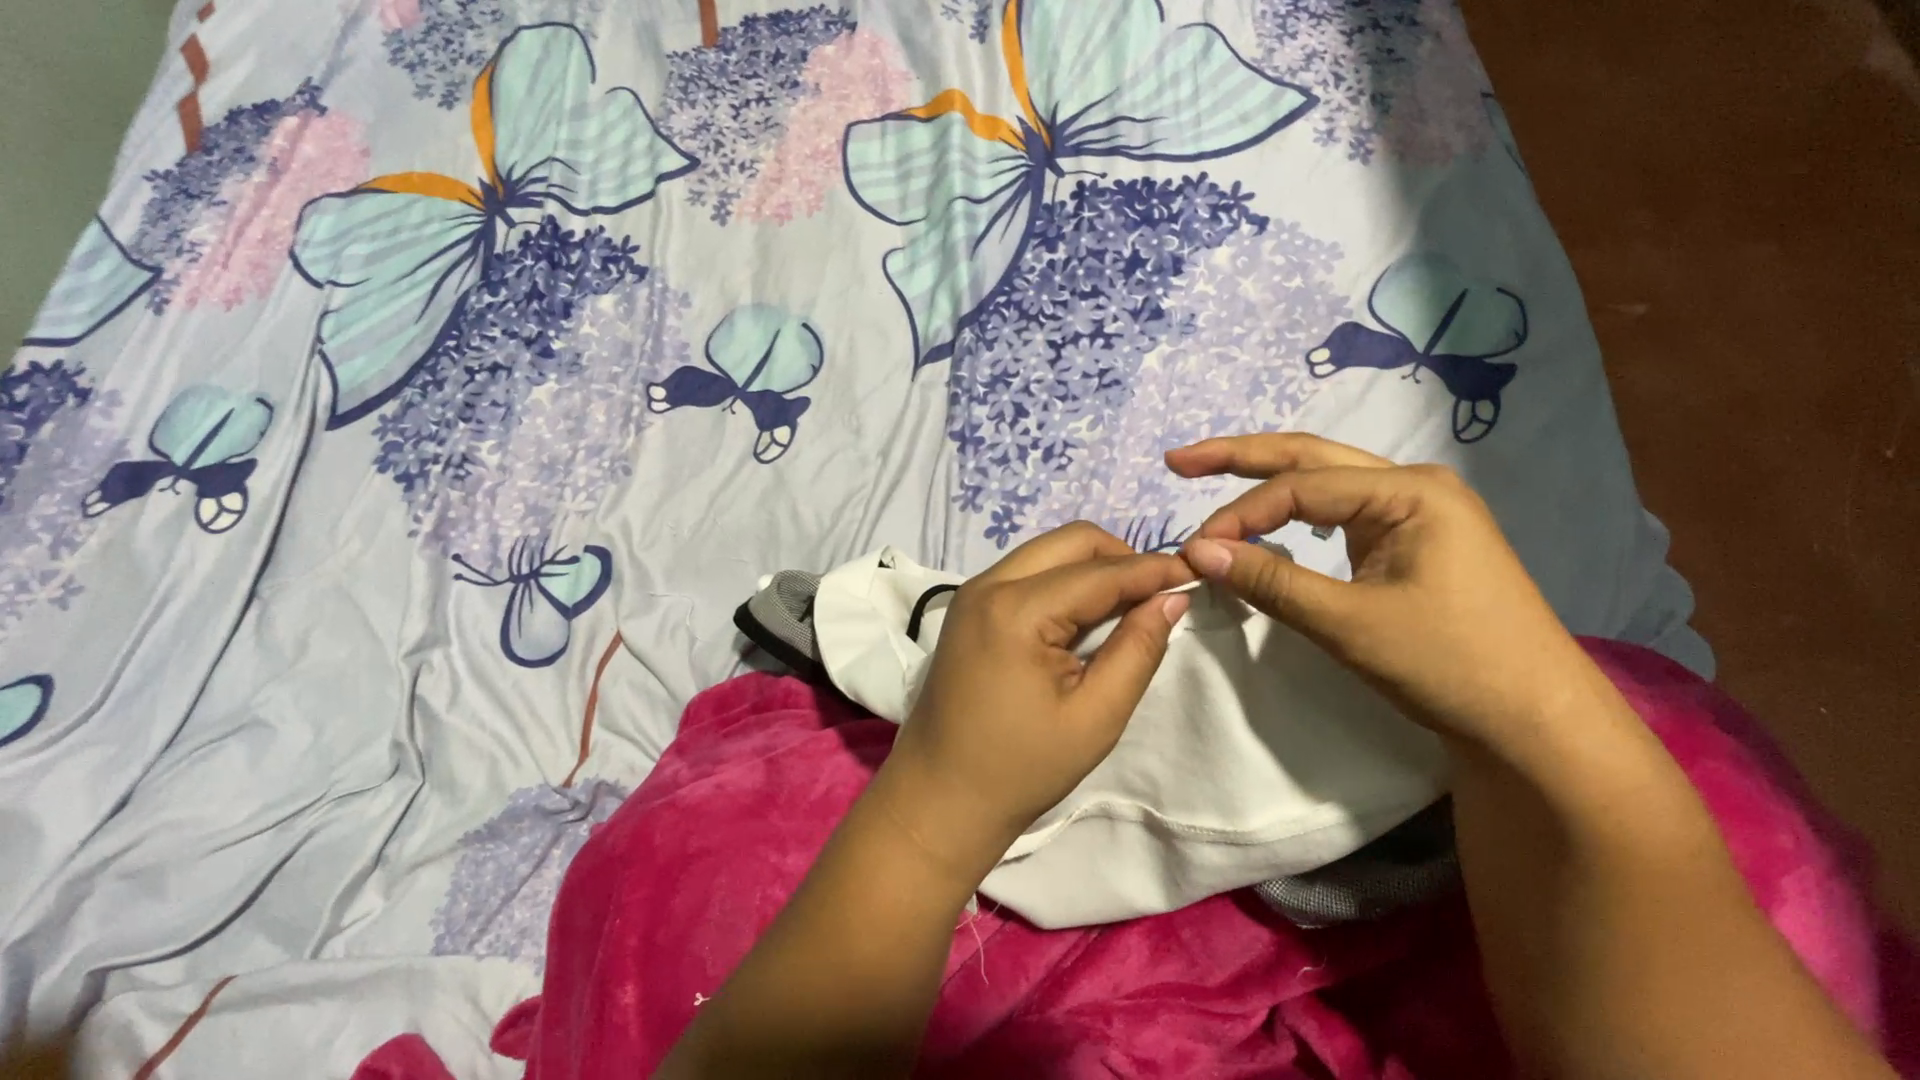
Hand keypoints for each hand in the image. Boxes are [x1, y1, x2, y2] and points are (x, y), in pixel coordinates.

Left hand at [875, 522, 1194, 875]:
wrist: (939, 797)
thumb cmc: (1021, 767)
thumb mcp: (1095, 716)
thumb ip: (1138, 649)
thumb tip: (1172, 598)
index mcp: (1016, 610)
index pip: (1101, 573)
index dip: (1153, 571)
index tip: (1196, 576)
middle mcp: (989, 585)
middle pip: (1071, 540)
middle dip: (1122, 558)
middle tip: (1159, 594)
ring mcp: (972, 592)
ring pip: (1048, 551)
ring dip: (1093, 568)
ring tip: (1129, 606)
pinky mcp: (968, 607)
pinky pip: (1027, 571)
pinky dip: (1064, 580)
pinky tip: (1087, 616)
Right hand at [1166, 434, 1590, 745]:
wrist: (1535, 719)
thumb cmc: (1449, 664)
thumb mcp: (1348, 622)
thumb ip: (1270, 581)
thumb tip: (1195, 551)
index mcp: (1410, 491)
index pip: (1300, 488)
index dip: (1240, 515)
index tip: (1195, 552)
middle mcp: (1415, 486)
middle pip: (1312, 459)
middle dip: (1241, 458)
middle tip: (1178, 461)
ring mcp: (1419, 513)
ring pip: (1327, 484)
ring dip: (1269, 481)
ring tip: (1210, 473)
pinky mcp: (1415, 542)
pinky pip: (1344, 514)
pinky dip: (1298, 514)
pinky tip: (1274, 518)